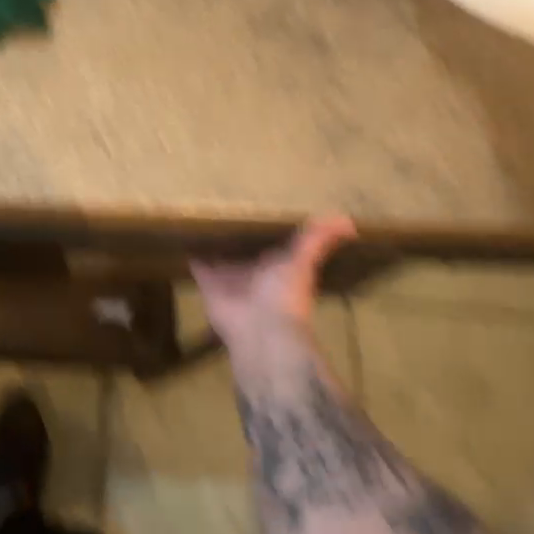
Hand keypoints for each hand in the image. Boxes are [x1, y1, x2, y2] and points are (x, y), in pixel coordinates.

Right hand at [190, 217, 354, 350]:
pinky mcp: (207, 284)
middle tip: (225, 204)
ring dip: (213, 241)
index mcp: (278, 264)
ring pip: (220, 256)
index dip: (267, 227)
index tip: (260, 203)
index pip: (272, 242)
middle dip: (237, 233)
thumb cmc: (285, 294)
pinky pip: (198, 265)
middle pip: (244, 249)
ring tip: (202, 215)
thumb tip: (349, 221)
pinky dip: (191, 252)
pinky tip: (184, 234)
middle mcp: (253, 271)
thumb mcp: (304, 261)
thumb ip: (319, 241)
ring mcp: (229, 279)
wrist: (260, 330)